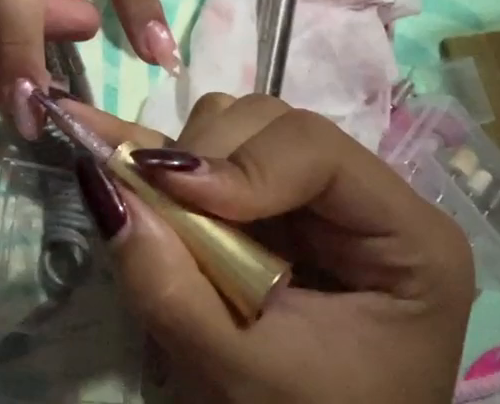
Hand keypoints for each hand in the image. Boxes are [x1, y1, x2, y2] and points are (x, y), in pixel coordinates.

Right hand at [67, 94, 475, 403]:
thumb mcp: (246, 373)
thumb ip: (176, 291)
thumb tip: (106, 189)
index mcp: (404, 236)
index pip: (316, 150)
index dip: (242, 162)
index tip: (177, 194)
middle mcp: (358, 196)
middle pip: (269, 126)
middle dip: (204, 162)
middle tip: (161, 215)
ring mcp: (303, 194)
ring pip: (230, 126)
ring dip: (180, 162)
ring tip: (159, 218)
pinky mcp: (256, 202)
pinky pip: (201, 153)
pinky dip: (149, 150)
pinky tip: (94, 130)